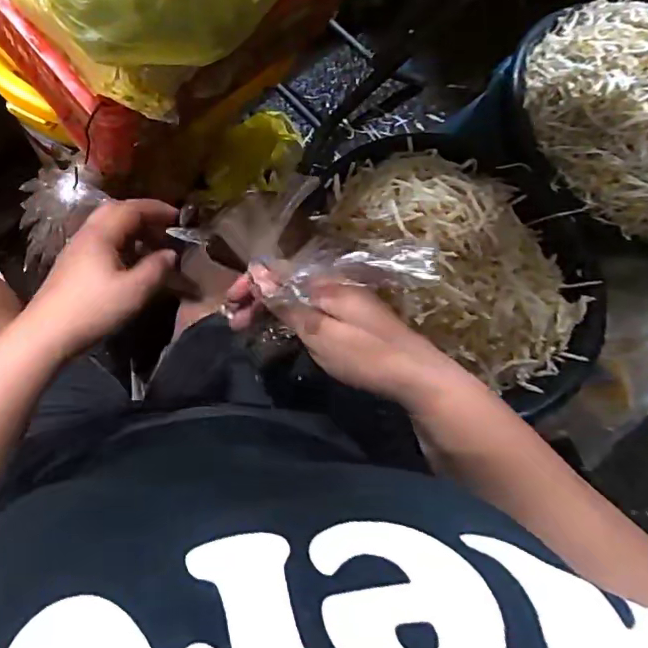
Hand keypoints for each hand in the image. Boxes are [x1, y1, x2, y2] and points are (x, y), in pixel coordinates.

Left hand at [19, 198, 178, 357]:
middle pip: (116, 212)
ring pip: (107, 228)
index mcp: (101, 234)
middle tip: (164, 229)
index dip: (157, 209)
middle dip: (143, 216)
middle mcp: (86, 235)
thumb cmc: (92, 309)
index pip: (132, 208)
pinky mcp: (72, 266)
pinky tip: (130, 264)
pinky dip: (121, 244)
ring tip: (152, 247)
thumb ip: (156, 269)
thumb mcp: (133, 291)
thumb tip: (171, 254)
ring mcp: (76, 250)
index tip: (179, 217)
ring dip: (132, 231)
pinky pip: (101, 243)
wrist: (46, 334)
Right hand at [228, 267, 475, 405]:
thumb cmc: (366, 355)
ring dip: (268, 308)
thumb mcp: (319, 332)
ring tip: (248, 326)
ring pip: (295, 297)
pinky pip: (308, 309)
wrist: (418, 378)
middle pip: (284, 283)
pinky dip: (287, 317)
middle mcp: (332, 285)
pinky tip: (279, 329)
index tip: (229, 305)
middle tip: (234, 323)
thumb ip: (288, 302)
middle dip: (255, 297)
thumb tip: (258, 270)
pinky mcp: (349, 320)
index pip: (276, 271)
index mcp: (325, 283)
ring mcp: (343, 302)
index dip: (249, 283)